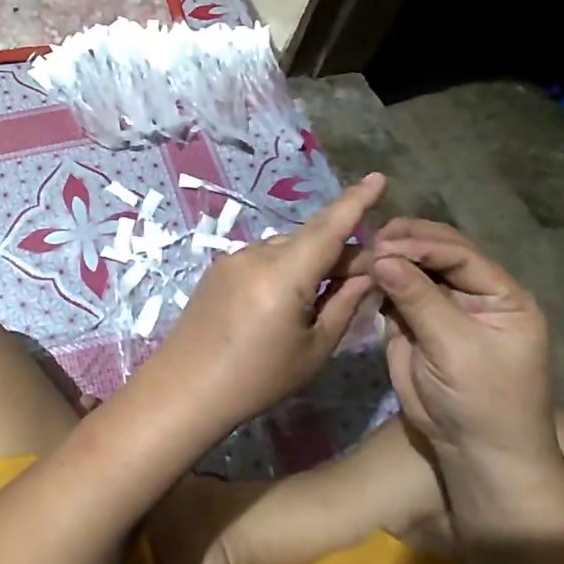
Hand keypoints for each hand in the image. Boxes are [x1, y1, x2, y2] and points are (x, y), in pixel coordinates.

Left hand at [157, 173, 385, 419]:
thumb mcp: (315, 347)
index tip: (378, 177)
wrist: (186, 386)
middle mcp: (252, 257)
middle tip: (371, 272)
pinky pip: (259, 260)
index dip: (355, 202)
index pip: (327, 228)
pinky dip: (283, 268)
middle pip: (306, 240)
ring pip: (282, 249)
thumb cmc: (258, 378)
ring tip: (333, 288)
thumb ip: (344, 303)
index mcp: (281, 273)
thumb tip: (366, 273)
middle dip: (340, 249)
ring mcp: (228, 262)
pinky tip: (292, 296)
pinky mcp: (215, 273)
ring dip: (310, 260)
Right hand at [364, 219, 555, 462]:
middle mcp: (472, 294)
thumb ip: (418, 298)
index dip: (422, 245)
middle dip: (404, 243)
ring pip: (411, 268)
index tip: (381, 244)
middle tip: (367, 242)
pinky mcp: (412, 322)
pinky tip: (356, 274)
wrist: (472, 447)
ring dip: (386, 259)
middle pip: (438, 252)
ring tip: (356, 254)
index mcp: (501, 296)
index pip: (461, 255)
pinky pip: (393, 291)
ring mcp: (440, 307)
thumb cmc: (483, 398)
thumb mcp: (455, 346)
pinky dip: (375, 281)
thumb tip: (380, 257)